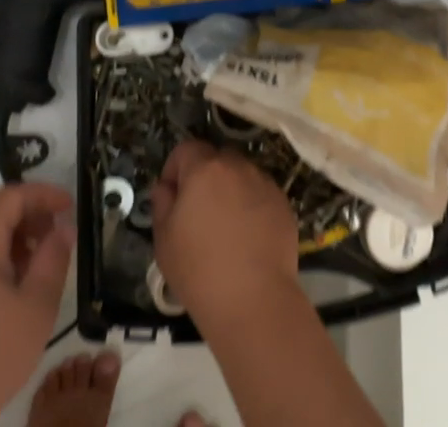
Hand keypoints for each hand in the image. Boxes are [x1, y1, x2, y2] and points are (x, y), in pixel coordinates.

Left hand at [0, 183, 75, 426]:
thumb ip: (53, 260)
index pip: (9, 196)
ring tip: (35, 257)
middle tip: (53, 228)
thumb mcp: (36, 308)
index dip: (43, 194)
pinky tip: (7, 282)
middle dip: (23, 209)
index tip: (70, 206)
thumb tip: (62, 229)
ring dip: (5, 231)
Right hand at [150, 140, 298, 321]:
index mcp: (206, 170)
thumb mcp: (164, 238)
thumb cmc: (198, 269)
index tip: (172, 197)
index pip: (186, 149)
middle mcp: (239, 168)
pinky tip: (247, 238)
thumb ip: (162, 203)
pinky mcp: (285, 205)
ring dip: (231, 190)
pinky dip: (252, 207)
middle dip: (204, 177)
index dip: (174, 169)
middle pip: (217, 159)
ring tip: (226, 228)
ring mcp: (266, 185)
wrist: (252, 299)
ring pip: (242, 176)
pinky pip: (262, 196)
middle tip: (197, 212)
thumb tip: (167, 188)